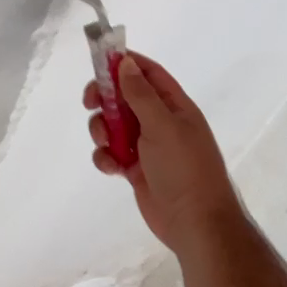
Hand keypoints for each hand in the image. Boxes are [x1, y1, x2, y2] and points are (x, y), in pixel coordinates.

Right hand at [84, 53, 244, 253]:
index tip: (97, 62)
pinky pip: (110, 151)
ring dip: (101, 130)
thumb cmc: (184, 169)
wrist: (196, 225)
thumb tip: (125, 62)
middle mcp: (159, 121)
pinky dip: (106, 156)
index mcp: (174, 106)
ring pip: (112, 123)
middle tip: (90, 104)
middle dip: (104, 98)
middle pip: (123, 96)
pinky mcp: (134, 168)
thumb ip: (140, 93)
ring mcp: (146, 145)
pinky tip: (112, 168)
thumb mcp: (163, 125)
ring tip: (107, 145)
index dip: (123, 63)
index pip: (147, 72)